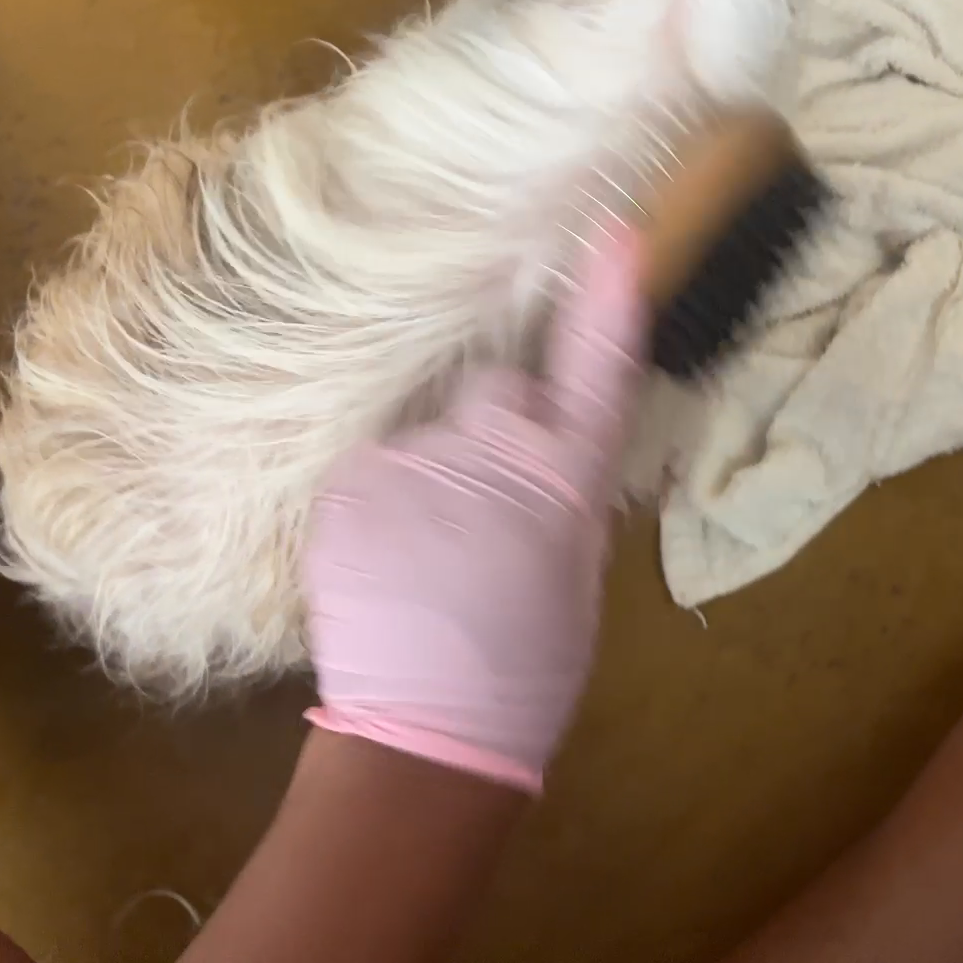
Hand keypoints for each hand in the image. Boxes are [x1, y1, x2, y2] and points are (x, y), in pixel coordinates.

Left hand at [301, 232, 650, 792]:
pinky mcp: (350, 481)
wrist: (428, 727)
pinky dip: (388, 493)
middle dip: (497, 425)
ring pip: (432, 429)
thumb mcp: (578, 571)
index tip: (612, 235)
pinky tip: (391, 551)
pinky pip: (379, 461)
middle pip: (496, 389)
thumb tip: (556, 445)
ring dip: (438, 466)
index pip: (596, 370)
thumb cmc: (529, 661)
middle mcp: (492, 451)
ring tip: (432, 542)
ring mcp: (413, 459)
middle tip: (486, 498)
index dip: (606, 300)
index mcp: (564, 481)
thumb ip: (568, 492)